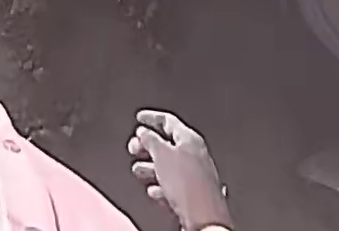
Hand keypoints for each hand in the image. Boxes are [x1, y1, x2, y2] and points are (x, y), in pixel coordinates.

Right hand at [130, 109, 230, 230]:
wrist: (204, 220)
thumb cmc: (188, 185)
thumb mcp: (161, 155)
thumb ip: (150, 139)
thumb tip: (143, 132)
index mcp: (190, 139)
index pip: (168, 121)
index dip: (151, 118)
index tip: (139, 118)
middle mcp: (195, 155)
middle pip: (166, 144)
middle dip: (147, 146)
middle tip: (134, 148)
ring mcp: (196, 176)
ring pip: (168, 167)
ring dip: (150, 168)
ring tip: (139, 171)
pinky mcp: (195, 196)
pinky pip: (174, 186)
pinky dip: (161, 186)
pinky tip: (154, 191)